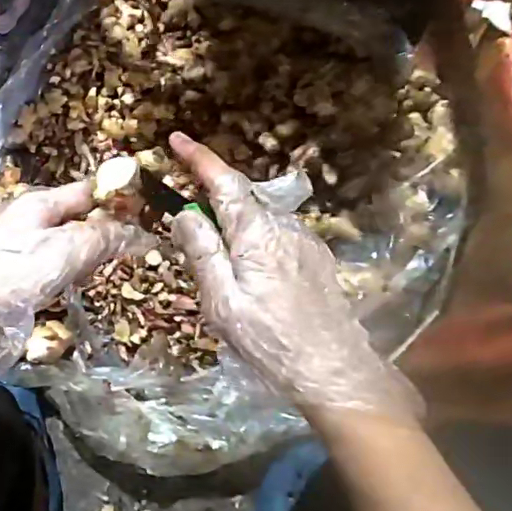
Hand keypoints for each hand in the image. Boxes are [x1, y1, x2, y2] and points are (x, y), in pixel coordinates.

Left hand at [0, 180, 152, 328]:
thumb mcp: (68, 252)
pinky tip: (50, 287)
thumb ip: (102, 237)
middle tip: (100, 263)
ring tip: (73, 279)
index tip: (138, 222)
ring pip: (62, 238)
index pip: (89, 190)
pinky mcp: (6, 255)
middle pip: (76, 215)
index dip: (115, 201)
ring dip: (76, 256)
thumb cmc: (16, 272)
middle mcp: (28, 210)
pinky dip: (56, 268)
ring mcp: (15, 232)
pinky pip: (45, 255)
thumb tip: (133, 230)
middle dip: (95, 237)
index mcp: (42, 200)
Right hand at [168, 132, 419, 418]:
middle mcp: (284, 227)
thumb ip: (202, 251)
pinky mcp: (315, 259)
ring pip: (258, 219)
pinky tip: (251, 276)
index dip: (199, 158)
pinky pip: (275, 236)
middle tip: (186, 222)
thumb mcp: (221, 300)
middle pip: (241, 198)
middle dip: (212, 198)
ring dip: (233, 225)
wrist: (334, 371)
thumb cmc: (268, 339)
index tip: (177, 138)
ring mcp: (304, 241)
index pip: (224, 182)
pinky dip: (253, 240)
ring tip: (219, 264)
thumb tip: (184, 214)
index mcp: (256, 233)